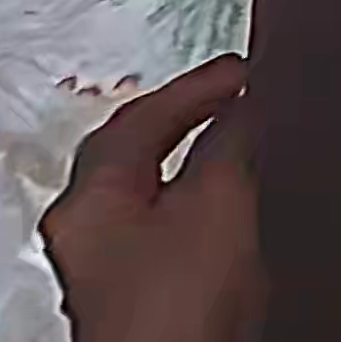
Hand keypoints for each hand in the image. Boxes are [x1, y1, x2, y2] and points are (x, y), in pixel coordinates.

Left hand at [40, 55, 262, 341]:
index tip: (244, 64)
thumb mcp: (217, 195)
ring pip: (153, 167)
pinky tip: (240, 158)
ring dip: (196, 132)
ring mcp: (118, 243)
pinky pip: (174, 189)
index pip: (137, 122)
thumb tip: (247, 103)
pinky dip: (205, 160)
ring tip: (246, 108)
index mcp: (92, 199)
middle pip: (133, 144)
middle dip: (186, 106)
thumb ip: (228, 141)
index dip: (192, 87)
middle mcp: (93, 218)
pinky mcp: (152, 257)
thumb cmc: (189, 277)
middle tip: (241, 79)